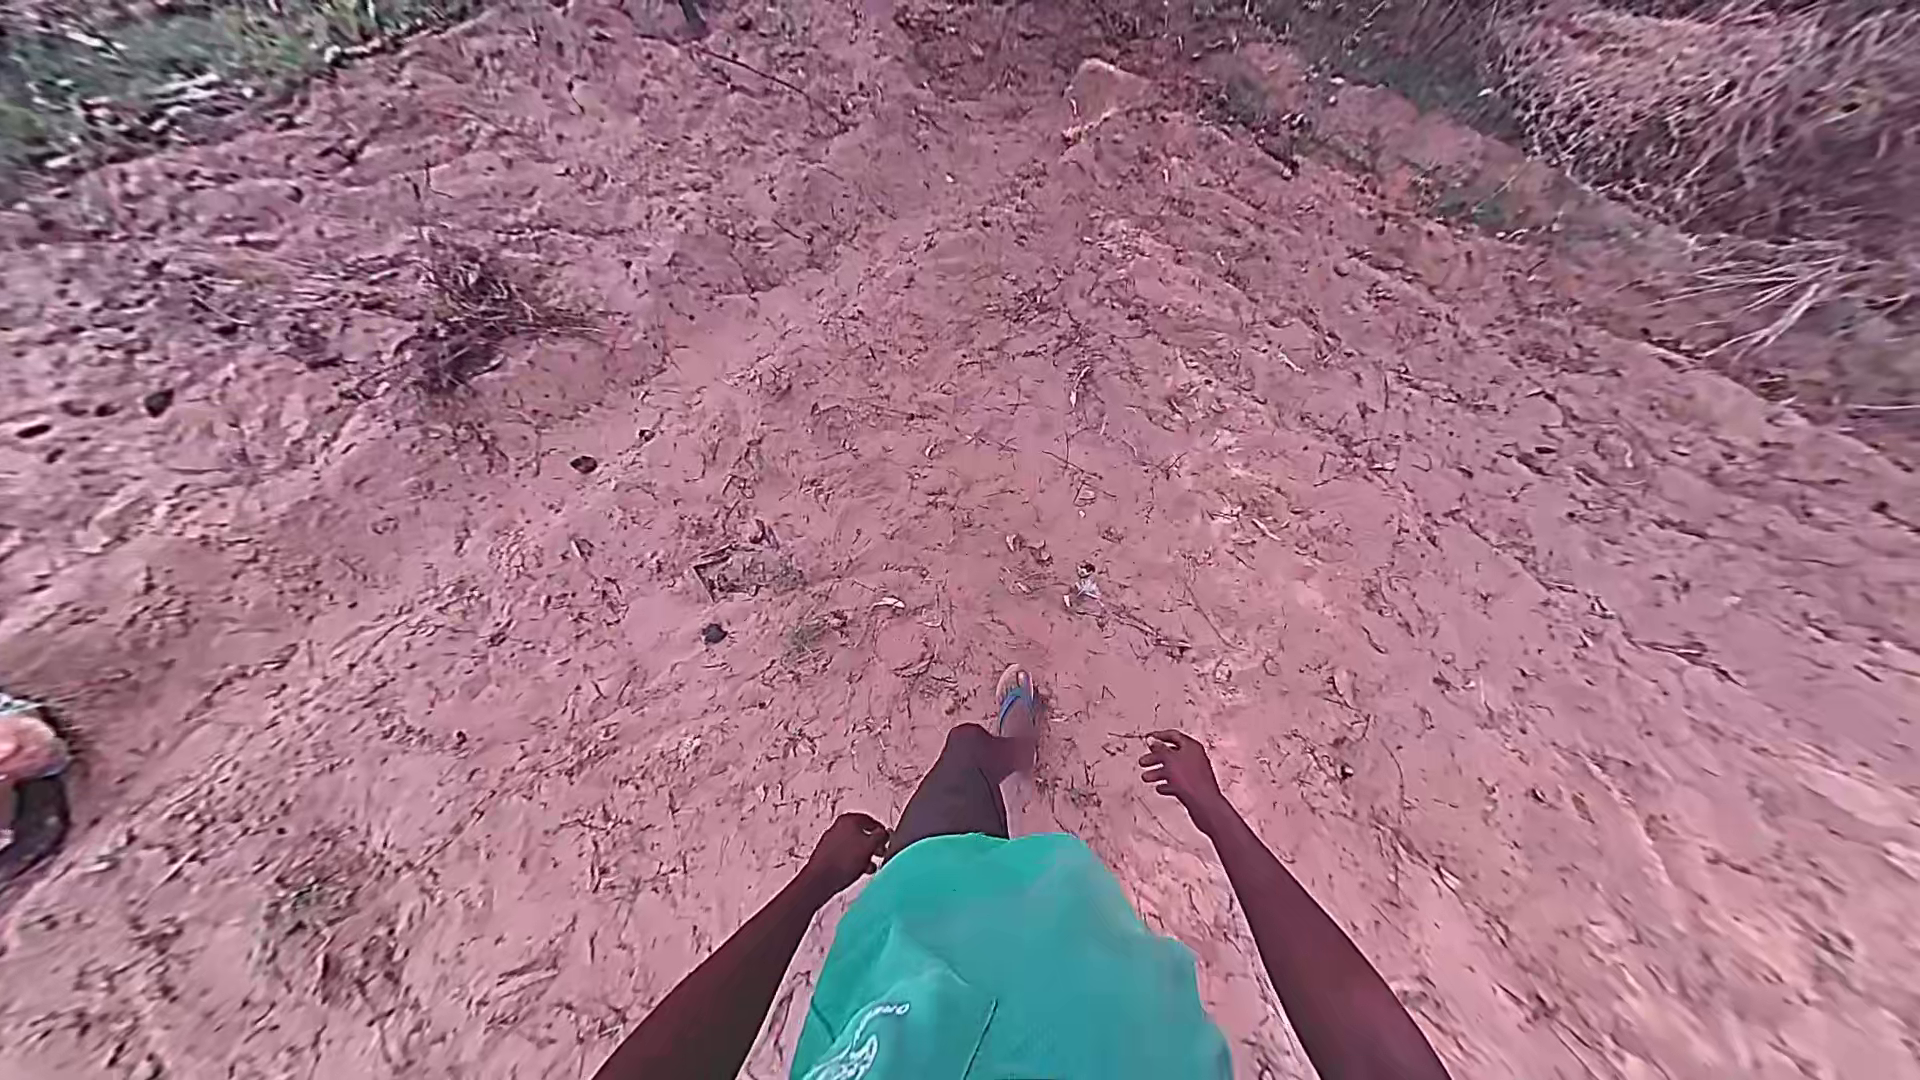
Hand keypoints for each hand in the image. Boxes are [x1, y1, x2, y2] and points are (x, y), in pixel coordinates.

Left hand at [796, 813, 889, 902]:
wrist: (820, 880)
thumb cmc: (843, 861)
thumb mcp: (870, 846)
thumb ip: (880, 836)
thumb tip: (884, 833)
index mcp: (848, 819)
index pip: (870, 820)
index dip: (881, 831)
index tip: (886, 839)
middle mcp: (838, 827)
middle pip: (861, 832)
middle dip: (872, 844)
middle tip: (880, 852)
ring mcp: (830, 841)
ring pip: (852, 845)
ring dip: (863, 854)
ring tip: (869, 866)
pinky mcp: (825, 855)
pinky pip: (844, 855)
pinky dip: (852, 861)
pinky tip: (857, 871)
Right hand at [1139, 730, 1233, 833]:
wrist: (1203, 804)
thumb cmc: (1190, 780)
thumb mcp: (1169, 759)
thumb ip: (1159, 749)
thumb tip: (1152, 741)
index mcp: (1191, 747)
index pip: (1173, 736)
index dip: (1159, 736)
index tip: (1149, 738)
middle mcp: (1195, 758)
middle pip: (1171, 754)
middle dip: (1155, 758)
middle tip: (1144, 761)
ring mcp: (1195, 773)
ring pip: (1173, 769)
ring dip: (1158, 772)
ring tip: (1147, 777)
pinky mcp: (1194, 787)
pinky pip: (1178, 782)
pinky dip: (1168, 784)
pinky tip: (1161, 788)